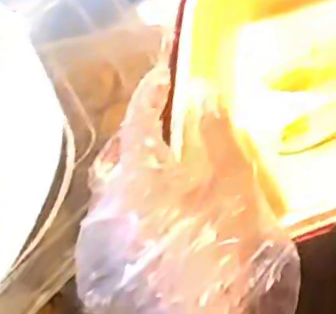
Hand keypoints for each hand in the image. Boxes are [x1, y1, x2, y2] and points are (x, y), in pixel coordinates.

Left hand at [77, 64, 299, 313]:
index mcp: (137, 178)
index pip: (138, 119)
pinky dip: (138, 193)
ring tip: (172, 154)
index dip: (151, 91)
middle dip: (141, 128)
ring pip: (116, 184)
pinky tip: (165, 200)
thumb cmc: (221, 243)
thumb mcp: (231, 179)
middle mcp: (109, 205)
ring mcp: (105, 239)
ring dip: (140, 162)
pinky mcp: (108, 265)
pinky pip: (119, 211)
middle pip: (118, 152)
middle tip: (171, 112)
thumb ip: (215, 131)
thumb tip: (201, 88)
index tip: (165, 70)